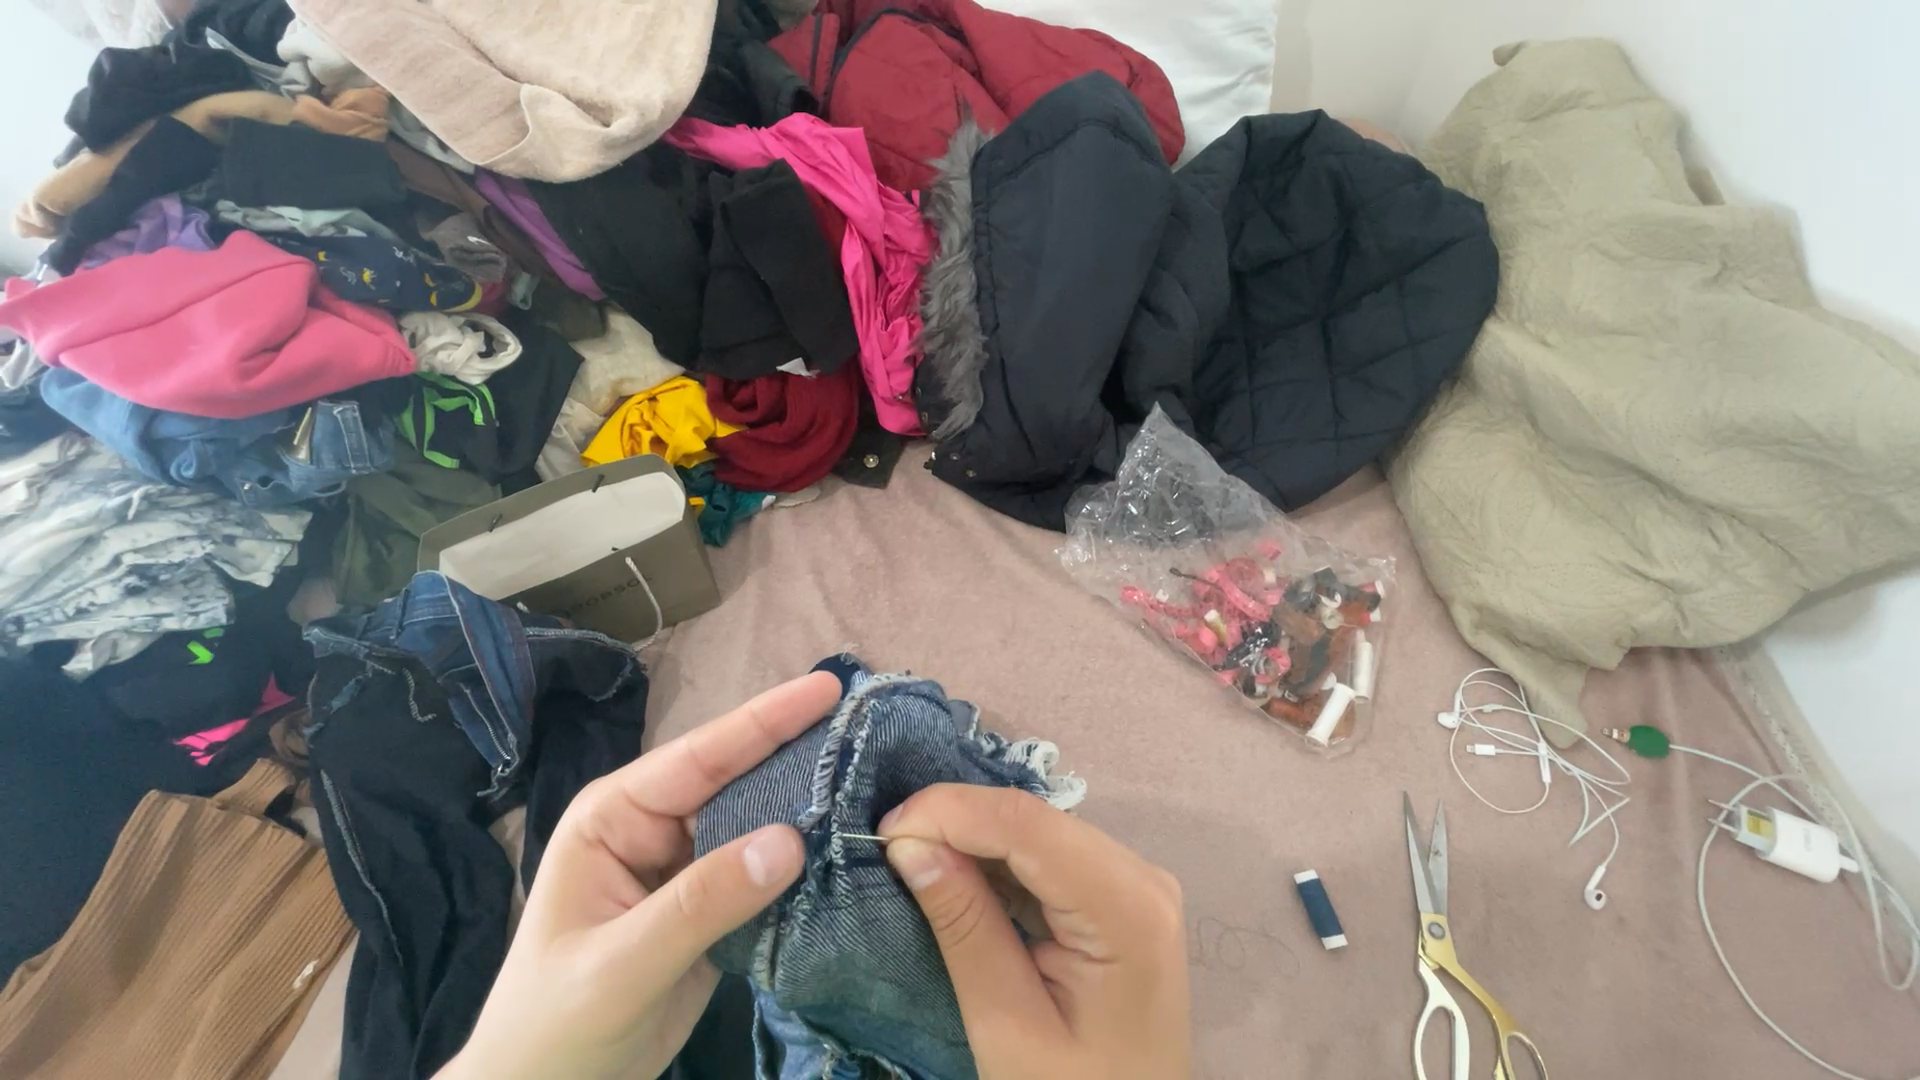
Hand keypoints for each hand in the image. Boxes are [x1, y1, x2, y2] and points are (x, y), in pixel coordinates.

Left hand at [437, 671, 844, 1079]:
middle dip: (797, 747)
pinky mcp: (715, 899)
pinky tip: (847, 833)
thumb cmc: (555, 1026)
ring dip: (808, 798)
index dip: (766, 719)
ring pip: (759, 816)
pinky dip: (806, 851)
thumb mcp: (620, 965)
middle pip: (739, 774)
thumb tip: (790, 840)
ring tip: (870, 765)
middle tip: (865, 720)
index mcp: (618, 814)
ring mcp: (689, 860)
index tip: (827, 688)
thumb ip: (701, 902)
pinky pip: (767, 864)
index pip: (701, 756)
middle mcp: (657, 823)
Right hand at [879, 785, 1191, 1078]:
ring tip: (912, 855)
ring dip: (970, 836)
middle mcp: (1140, 874)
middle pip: (1033, 819)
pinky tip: (957, 873)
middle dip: (955, 820)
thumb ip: (963, 925)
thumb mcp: (1008, 1025)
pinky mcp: (1118, 891)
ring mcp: (1134, 879)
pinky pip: (1047, 853)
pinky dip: (995, 858)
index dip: (951, 809)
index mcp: (1127, 908)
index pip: (1027, 824)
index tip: (883, 830)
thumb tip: (909, 843)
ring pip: (1036, 828)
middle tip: (889, 846)